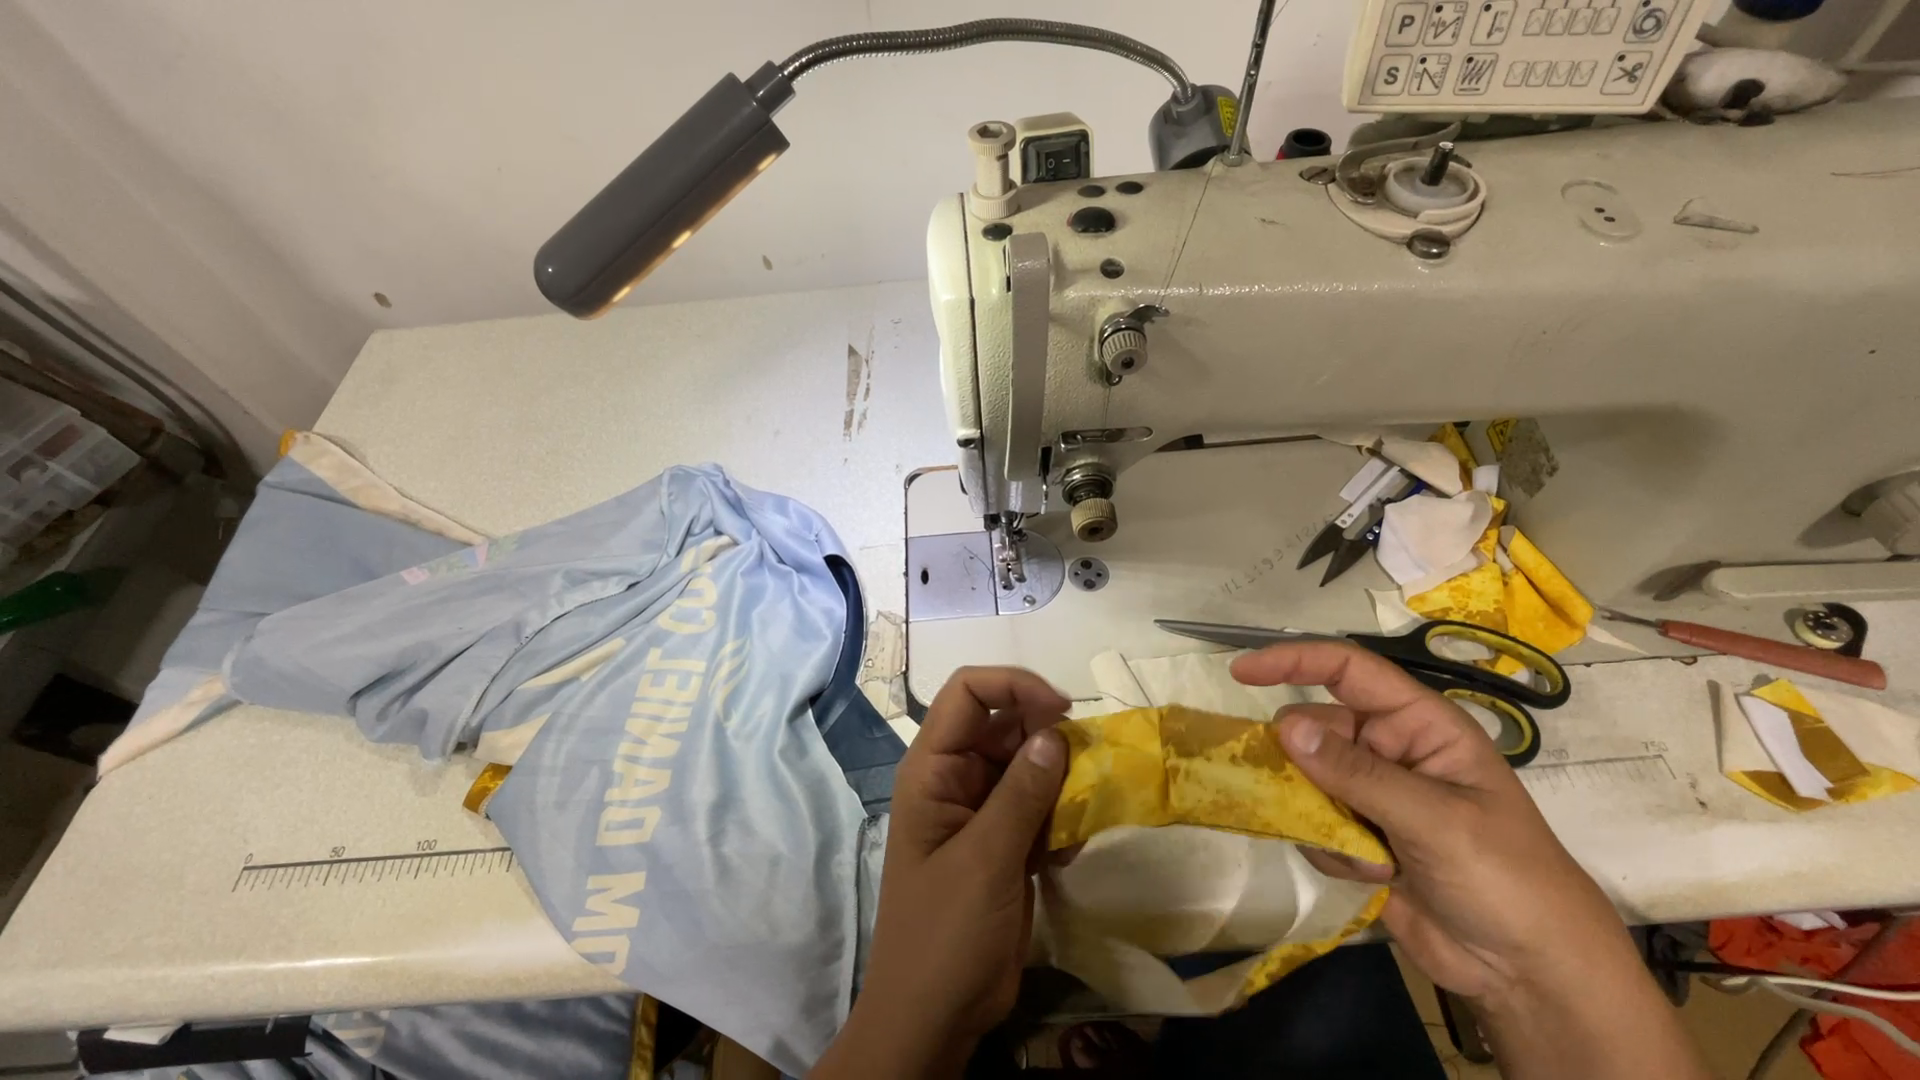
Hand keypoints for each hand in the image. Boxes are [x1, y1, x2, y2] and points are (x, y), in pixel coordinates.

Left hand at [810, 667, 1070, 1078]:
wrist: (934, 1014)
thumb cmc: (945, 932)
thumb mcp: (985, 859)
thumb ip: (1021, 793)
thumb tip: (1055, 733)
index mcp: (931, 769)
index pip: (966, 693)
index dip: (1013, 686)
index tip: (1063, 710)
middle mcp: (954, 779)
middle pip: (1001, 723)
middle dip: (1045, 730)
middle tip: (1087, 759)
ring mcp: (980, 812)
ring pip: (1025, 763)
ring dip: (1059, 772)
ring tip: (1088, 796)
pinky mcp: (1004, 842)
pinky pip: (1036, 803)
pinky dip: (1059, 809)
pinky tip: (1075, 837)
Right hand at [1233, 642, 1707, 1078]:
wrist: (1529, 971)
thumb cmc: (1504, 876)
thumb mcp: (1435, 819)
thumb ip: (1356, 772)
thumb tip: (1282, 727)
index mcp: (1421, 725)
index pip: (1349, 671)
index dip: (1293, 661)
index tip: (1240, 672)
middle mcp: (1391, 751)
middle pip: (1316, 730)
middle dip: (1305, 766)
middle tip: (1311, 801)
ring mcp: (1374, 796)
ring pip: (1307, 781)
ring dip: (1322, 818)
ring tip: (1370, 856)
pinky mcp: (1359, 838)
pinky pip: (1312, 825)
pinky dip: (1330, 849)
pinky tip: (1375, 877)